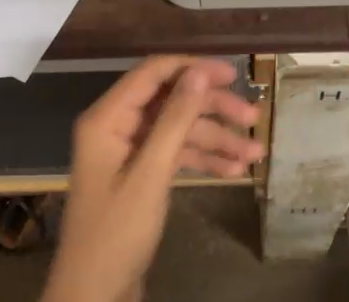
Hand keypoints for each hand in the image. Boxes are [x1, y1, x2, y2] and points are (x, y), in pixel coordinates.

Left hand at [41, 57, 263, 301]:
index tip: (233, 74)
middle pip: (170, 101)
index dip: (193, 69)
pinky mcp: (140, 176)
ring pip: (178, 130)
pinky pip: (175, 155)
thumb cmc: (116, 232)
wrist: (93, 297)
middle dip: (212, 109)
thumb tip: (198, 72)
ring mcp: (128, 152)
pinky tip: (235, 170)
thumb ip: (175, 119)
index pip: (153, 73)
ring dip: (215, 139)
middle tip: (253, 118)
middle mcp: (116, 126)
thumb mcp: (150, 174)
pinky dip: (203, 160)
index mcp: (107, 117)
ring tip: (256, 152)